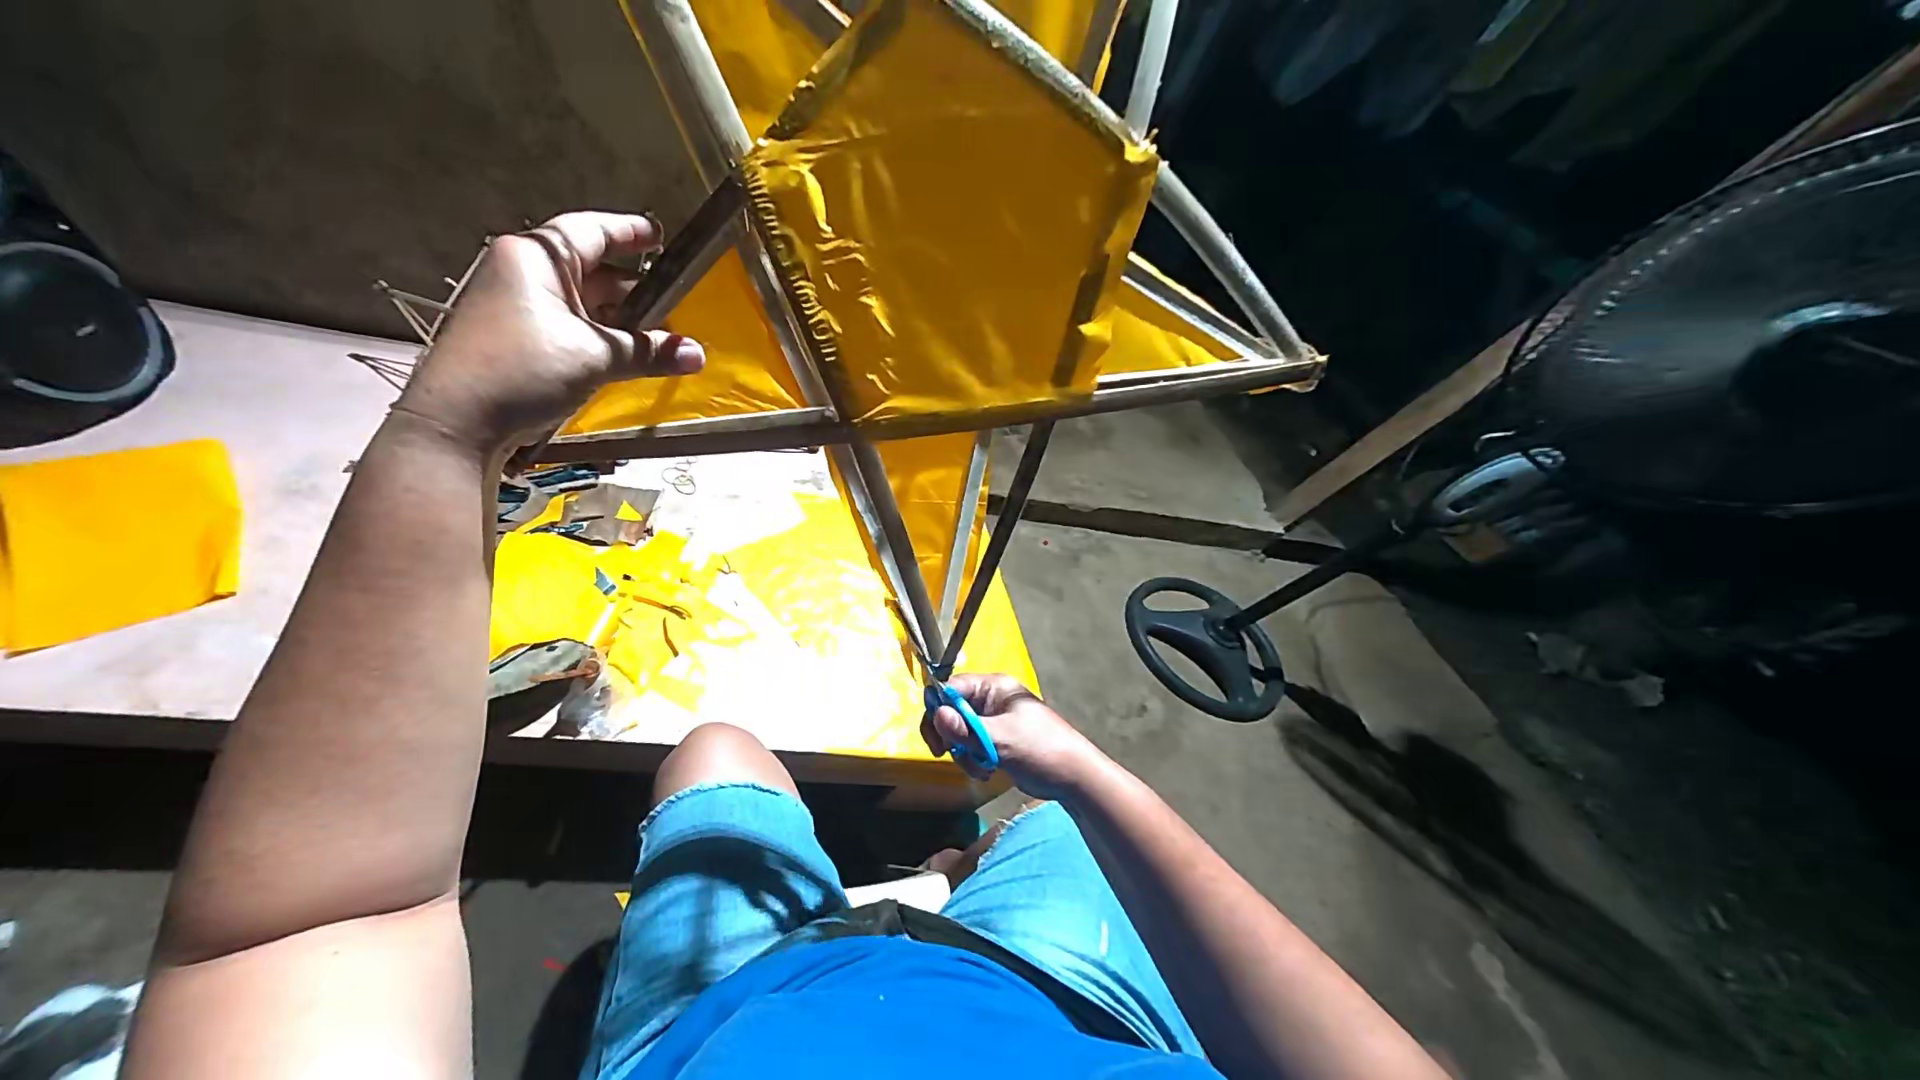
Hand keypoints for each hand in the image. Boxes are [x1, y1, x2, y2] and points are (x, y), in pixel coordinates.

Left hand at [395, 211, 705, 455]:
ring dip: (618, 318)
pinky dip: (598, 336)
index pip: (590, 231)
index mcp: (536, 259)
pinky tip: (625, 354)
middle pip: (589, 269)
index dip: (629, 232)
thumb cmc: (522, 370)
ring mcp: (515, 306)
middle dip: (632, 287)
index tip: (660, 237)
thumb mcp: (594, 358)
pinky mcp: (515, 338)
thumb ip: (648, 352)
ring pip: (580, 302)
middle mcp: (522, 273)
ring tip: (658, 333)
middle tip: (673, 299)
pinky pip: (568, 326)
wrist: (457, 423)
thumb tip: (697, 354)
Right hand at [922, 674, 1109, 799]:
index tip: (936, 738)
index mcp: (994, 688)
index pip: (952, 689)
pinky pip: (972, 746)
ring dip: (964, 753)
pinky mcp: (997, 741)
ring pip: (960, 732)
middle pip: (952, 711)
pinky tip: (986, 772)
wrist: (1074, 777)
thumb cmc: (1041, 749)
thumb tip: (937, 715)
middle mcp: (991, 700)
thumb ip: (967, 729)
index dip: (939, 710)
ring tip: (981, 768)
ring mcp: (994, 721)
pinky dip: (973, 760)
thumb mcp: (1000, 739)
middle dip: (951, 737)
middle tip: (950, 755)